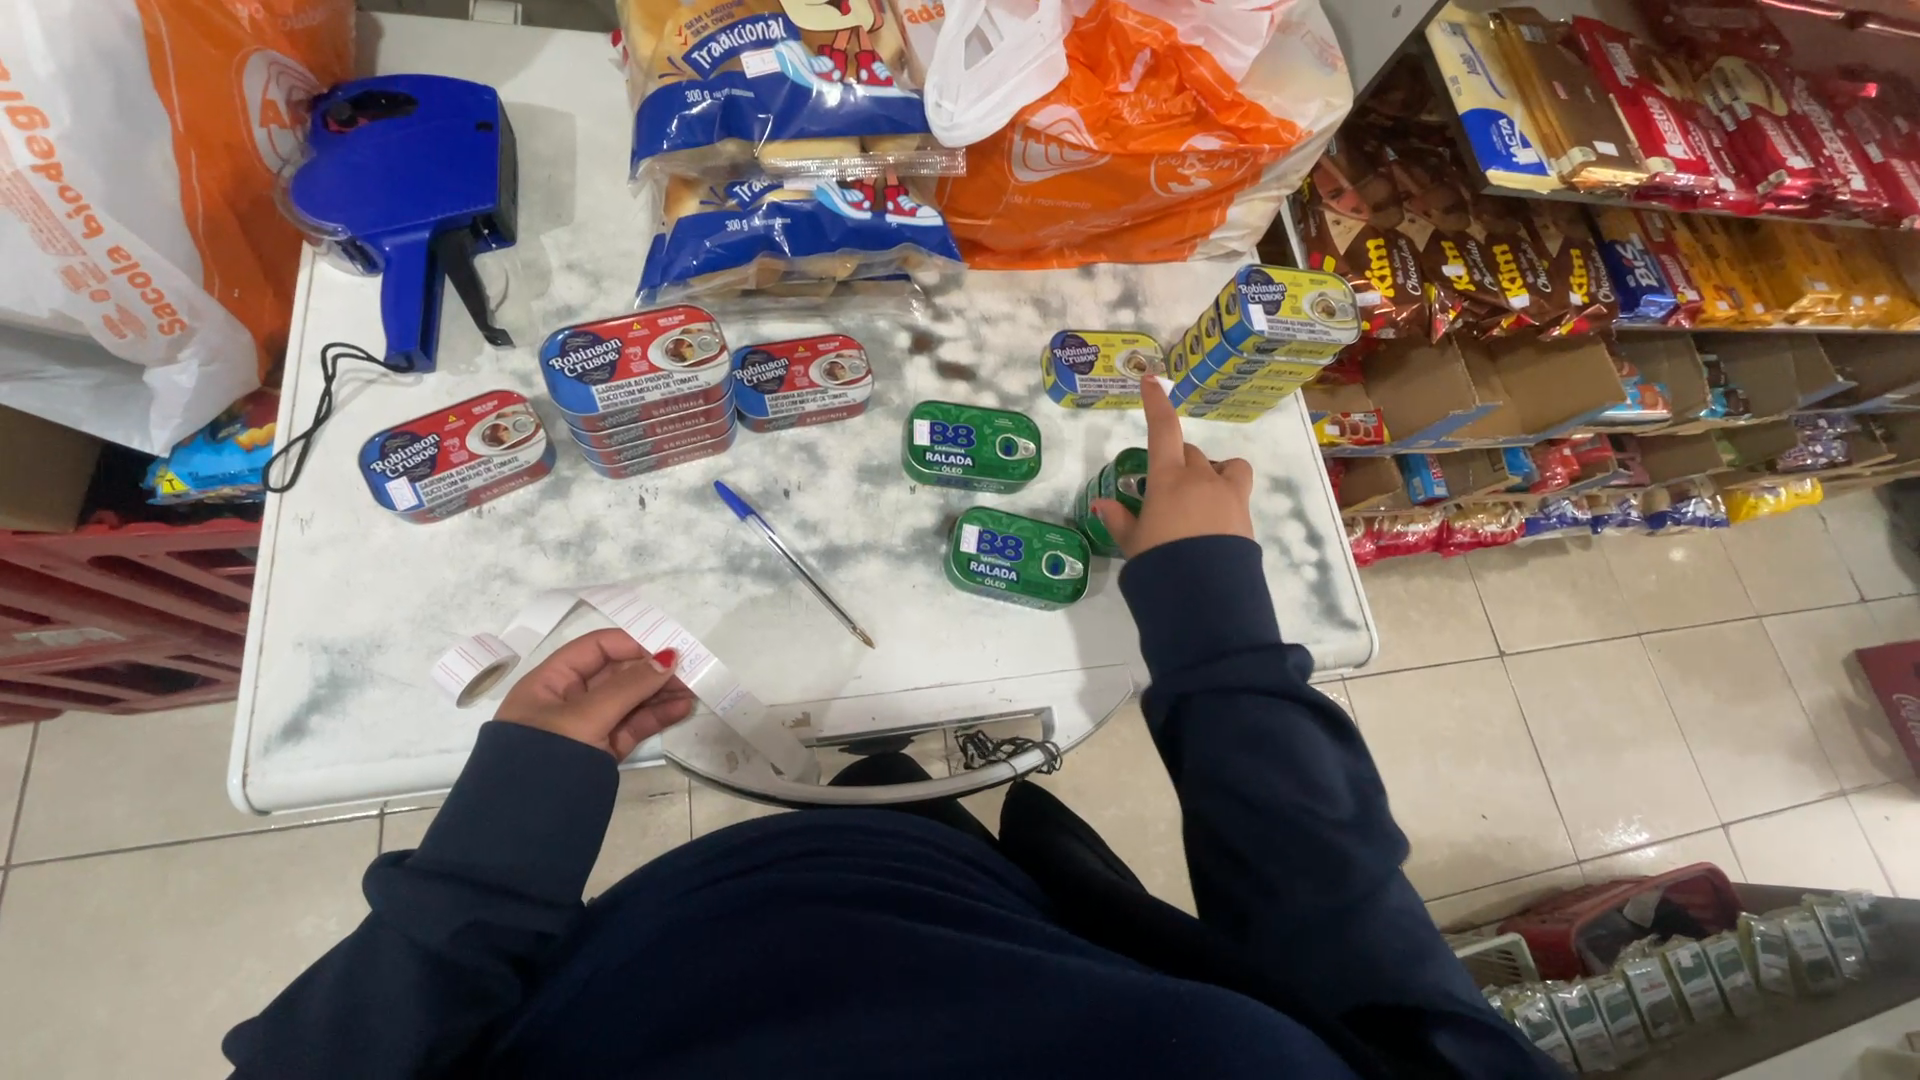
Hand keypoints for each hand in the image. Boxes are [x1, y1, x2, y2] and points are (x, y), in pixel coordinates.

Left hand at [495, 628, 696, 759]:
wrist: (526, 829)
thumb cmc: (546, 756)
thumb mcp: (585, 716)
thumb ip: (629, 686)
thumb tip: (669, 658)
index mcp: (550, 682)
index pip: (596, 648)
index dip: (632, 643)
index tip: (668, 649)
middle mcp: (568, 699)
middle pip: (618, 673)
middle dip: (653, 669)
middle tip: (690, 670)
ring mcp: (587, 726)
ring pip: (630, 699)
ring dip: (661, 693)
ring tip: (693, 690)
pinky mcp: (603, 750)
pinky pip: (634, 724)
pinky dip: (658, 716)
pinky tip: (681, 709)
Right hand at [1091, 376, 1254, 557]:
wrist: (1205, 593)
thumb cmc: (1161, 562)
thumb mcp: (1134, 542)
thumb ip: (1119, 519)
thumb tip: (1101, 503)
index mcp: (1168, 479)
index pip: (1162, 430)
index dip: (1156, 403)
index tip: (1151, 382)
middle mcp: (1200, 477)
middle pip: (1190, 452)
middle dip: (1177, 460)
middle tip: (1163, 489)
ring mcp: (1227, 493)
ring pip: (1223, 464)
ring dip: (1210, 470)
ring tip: (1199, 495)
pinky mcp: (1244, 512)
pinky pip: (1237, 487)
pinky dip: (1226, 491)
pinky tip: (1214, 517)